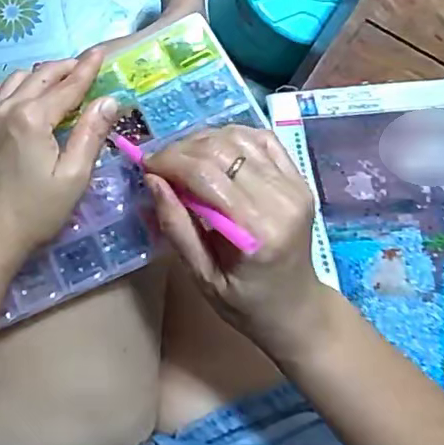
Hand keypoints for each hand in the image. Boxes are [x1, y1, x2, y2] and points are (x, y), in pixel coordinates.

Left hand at [0, 48, 119, 268]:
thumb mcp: (73, 177)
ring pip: (16, 79)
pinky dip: (14, 85)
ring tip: (59, 81)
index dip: (87, 68)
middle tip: (85, 66)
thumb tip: (109, 99)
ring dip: (40, 75)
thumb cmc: (36, 211)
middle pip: (41, 76)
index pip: (67, 86)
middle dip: (66, 68)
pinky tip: (23, 94)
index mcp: (32, 118)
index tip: (100, 51)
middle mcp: (7, 108)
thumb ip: (91, 134)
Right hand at [144, 125, 334, 355]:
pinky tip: (214, 152)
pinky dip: (229, 136)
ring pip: (235, 137)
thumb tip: (152, 179)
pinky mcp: (298, 177)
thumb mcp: (202, 276)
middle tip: (159, 165)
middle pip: (218, 150)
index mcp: (258, 229)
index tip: (145, 168)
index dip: (169, 162)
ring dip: (200, 141)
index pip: (204, 174)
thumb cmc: (246, 302)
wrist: (298, 308)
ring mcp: (294, 185)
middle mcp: (281, 199)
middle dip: (179, 150)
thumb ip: (176, 226)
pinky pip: (259, 137)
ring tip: (184, 160)